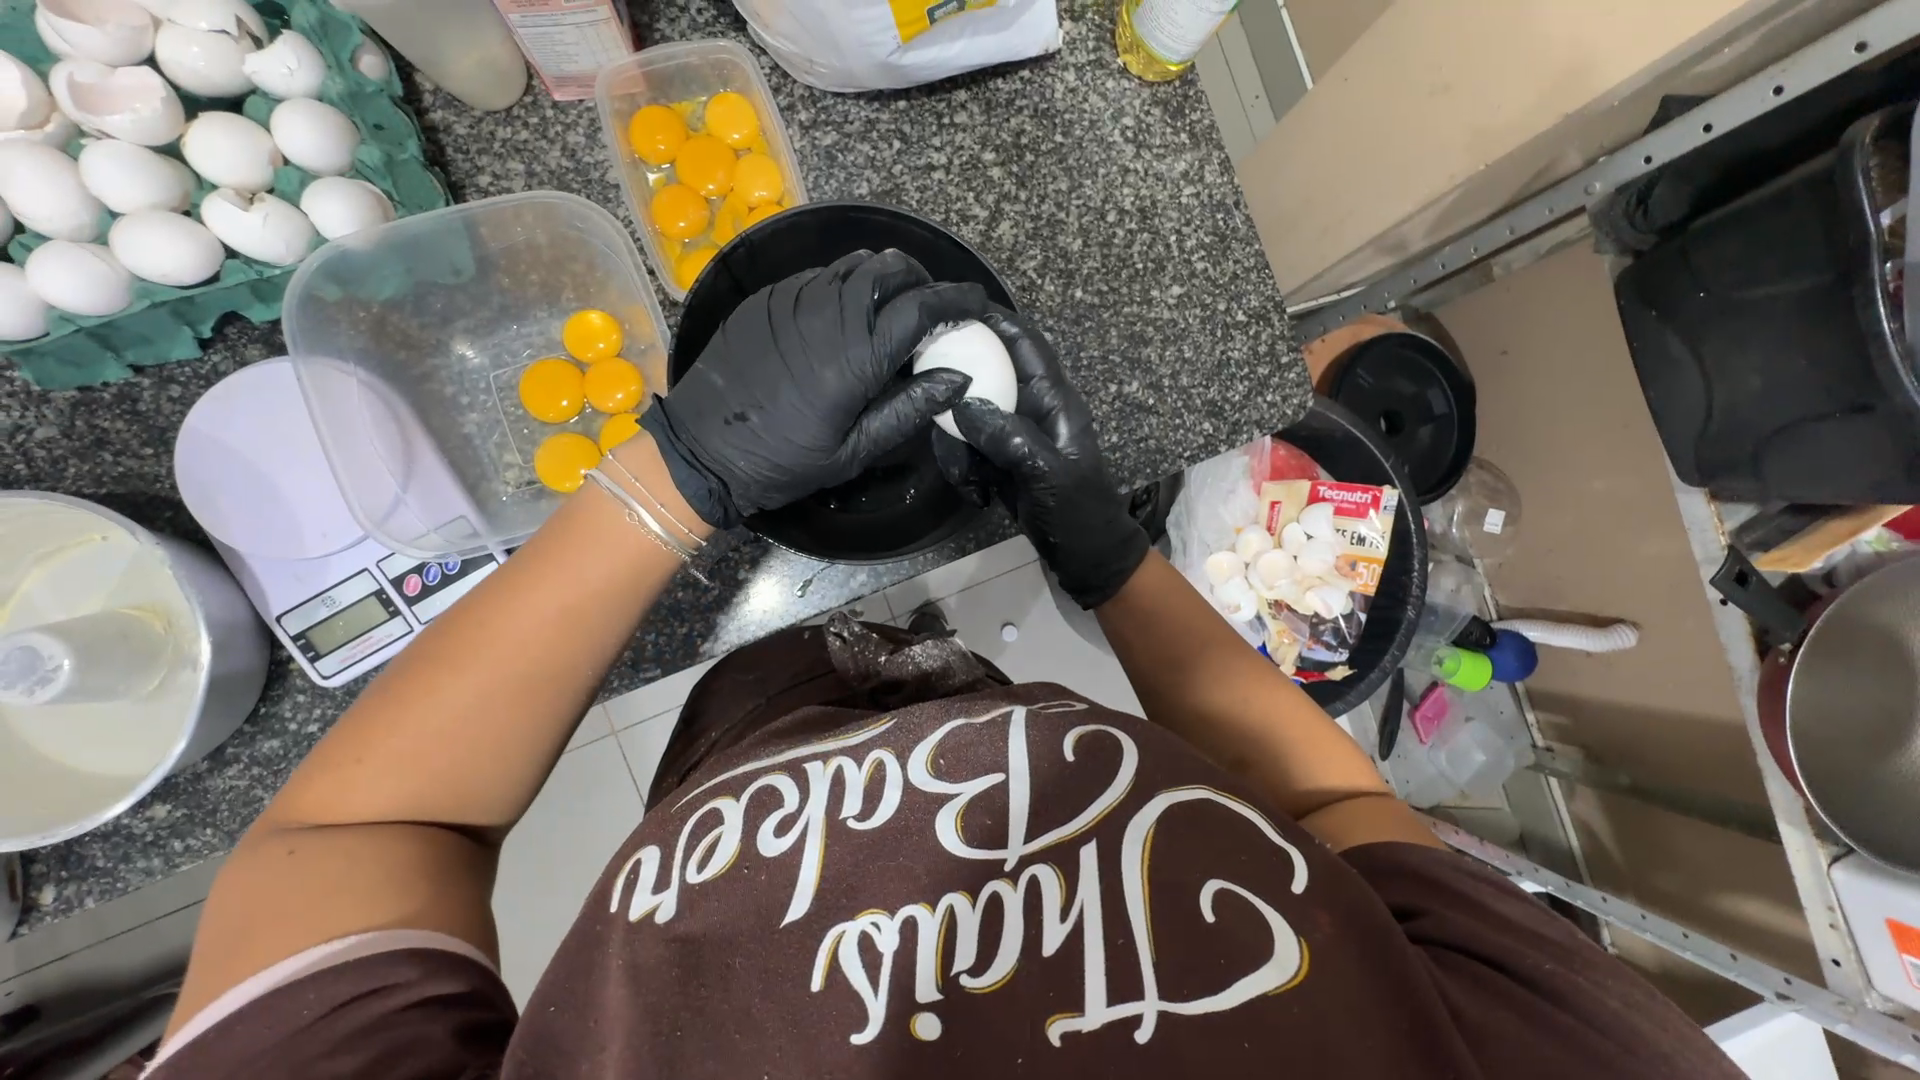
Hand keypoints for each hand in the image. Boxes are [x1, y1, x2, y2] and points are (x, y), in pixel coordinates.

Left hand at [641, 249, 988, 527]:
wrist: (701, 451)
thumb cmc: (783, 461)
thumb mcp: (854, 452)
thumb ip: (909, 410)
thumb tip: (958, 378)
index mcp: (857, 357)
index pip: (923, 308)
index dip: (959, 300)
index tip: (979, 302)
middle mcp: (829, 313)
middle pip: (893, 268)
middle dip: (923, 280)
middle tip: (932, 308)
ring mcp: (794, 298)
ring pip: (856, 263)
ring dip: (886, 277)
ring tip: (893, 306)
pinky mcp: (769, 297)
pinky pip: (821, 274)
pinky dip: (847, 284)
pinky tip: (845, 314)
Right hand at [934, 309, 1148, 608]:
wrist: (1084, 556)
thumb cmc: (1077, 511)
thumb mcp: (1045, 472)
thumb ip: (1007, 435)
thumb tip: (963, 404)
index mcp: (1053, 401)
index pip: (1025, 344)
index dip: (996, 320)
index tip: (955, 308)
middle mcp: (1031, 410)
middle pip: (984, 380)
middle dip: (958, 404)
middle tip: (939, 419)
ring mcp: (1013, 437)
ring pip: (968, 421)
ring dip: (960, 453)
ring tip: (973, 485)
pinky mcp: (1000, 462)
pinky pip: (968, 452)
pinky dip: (965, 474)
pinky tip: (979, 497)